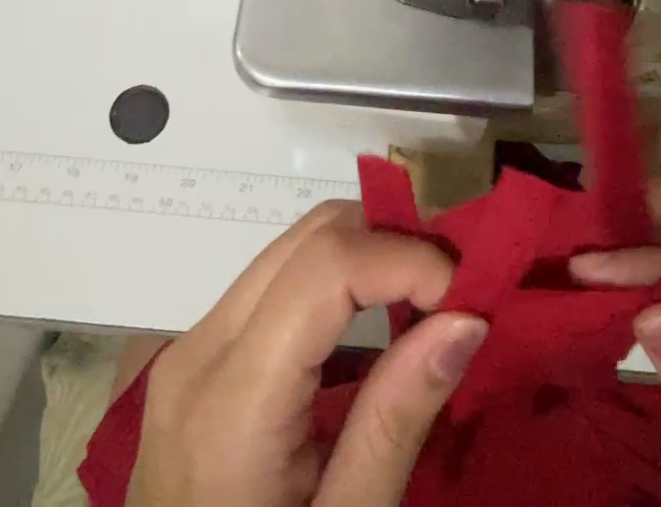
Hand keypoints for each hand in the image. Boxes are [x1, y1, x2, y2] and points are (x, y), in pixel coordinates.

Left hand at [129, 201, 487, 506]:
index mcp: (229, 400)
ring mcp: (191, 346)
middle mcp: (200, 348)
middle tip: (458, 295)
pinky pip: (277, 284)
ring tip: (429, 307)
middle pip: (309, 238)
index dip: (408, 260)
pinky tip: (378, 330)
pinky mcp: (199, 354)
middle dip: (395, 245)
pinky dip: (338, 285)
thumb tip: (465, 321)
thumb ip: (395, 422)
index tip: (469, 302)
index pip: (325, 267)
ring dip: (369, 258)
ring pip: (293, 249)